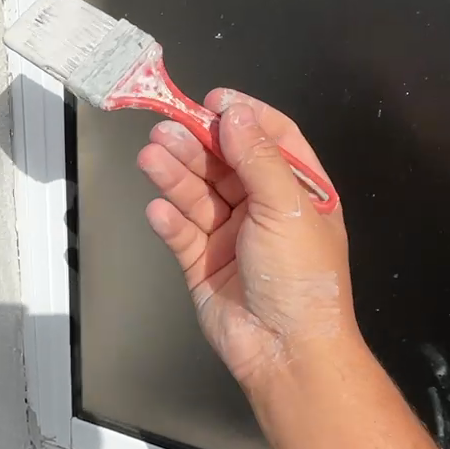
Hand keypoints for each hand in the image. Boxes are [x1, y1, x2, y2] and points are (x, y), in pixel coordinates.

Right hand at [136, 90, 358, 398]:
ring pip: (197, 196)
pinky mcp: (202, 263)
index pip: (269, 139)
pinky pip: (182, 234)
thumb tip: (236, 114)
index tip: (212, 100)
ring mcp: (230, 236)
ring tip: (150, 156)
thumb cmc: (300, 276)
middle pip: (224, 164)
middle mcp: (263, 209)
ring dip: (175, 176)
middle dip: (195, 145)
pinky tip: (158, 210)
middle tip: (164, 128)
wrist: (283, 348)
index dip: (243, 117)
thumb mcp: (288, 207)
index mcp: (297, 191)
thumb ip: (258, 158)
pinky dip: (169, 222)